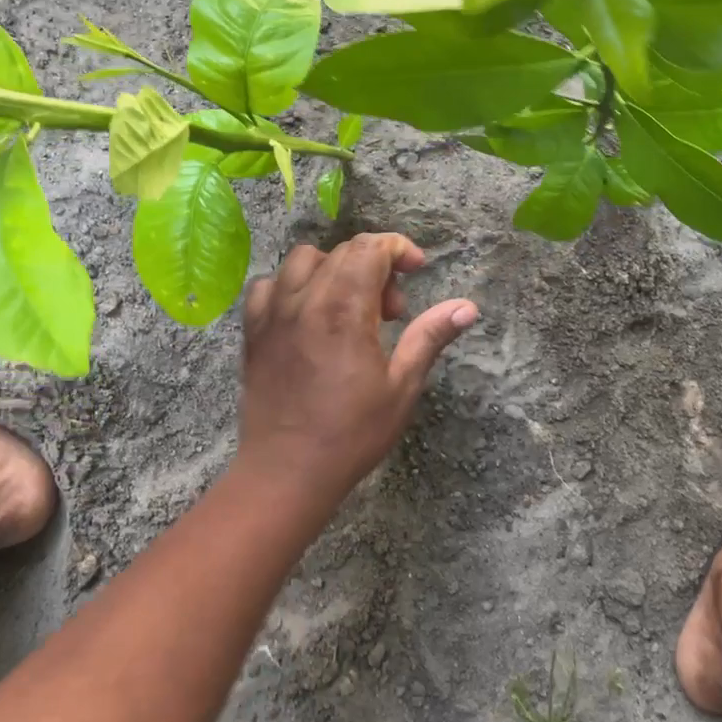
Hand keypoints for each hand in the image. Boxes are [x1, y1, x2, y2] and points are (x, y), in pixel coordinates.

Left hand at [237, 233, 476, 498]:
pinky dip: (294, 287)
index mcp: (343, 310)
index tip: (418, 269)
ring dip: (336, 270)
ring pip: (303, 261)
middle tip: (395, 311)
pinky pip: (269, 286)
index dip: (399, 248)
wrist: (286, 473)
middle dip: (376, 266)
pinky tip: (310, 316)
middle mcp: (304, 301)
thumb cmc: (352, 434)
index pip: (370, 248)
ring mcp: (272, 315)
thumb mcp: (403, 386)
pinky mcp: (253, 333)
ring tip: (353, 308)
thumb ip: (430, 337)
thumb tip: (468, 307)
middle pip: (342, 252)